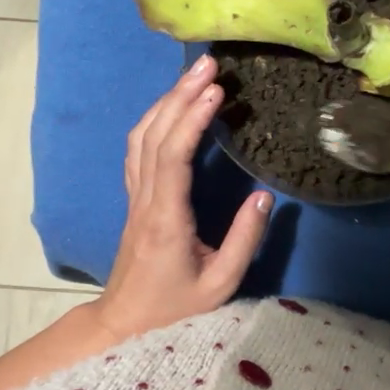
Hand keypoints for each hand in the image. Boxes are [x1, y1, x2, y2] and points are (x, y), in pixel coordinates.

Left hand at [96, 55, 272, 340]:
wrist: (125, 324)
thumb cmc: (175, 309)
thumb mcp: (221, 284)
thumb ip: (244, 240)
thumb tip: (263, 196)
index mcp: (166, 219)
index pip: (174, 157)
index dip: (192, 120)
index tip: (216, 91)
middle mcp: (145, 201)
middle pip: (154, 136)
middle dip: (179, 95)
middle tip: (207, 64)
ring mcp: (135, 199)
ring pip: (140, 138)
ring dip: (165, 103)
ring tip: (193, 77)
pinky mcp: (135, 201)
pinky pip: (138, 151)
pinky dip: (154, 121)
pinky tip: (172, 108)